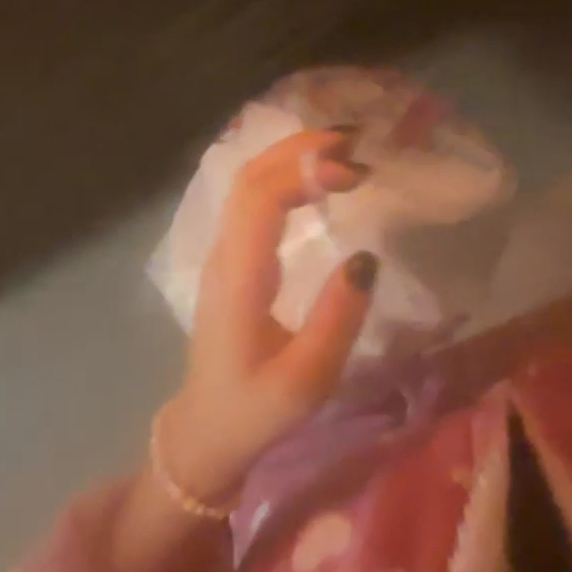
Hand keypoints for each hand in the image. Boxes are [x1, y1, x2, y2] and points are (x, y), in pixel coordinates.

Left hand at [159, 127, 379, 502]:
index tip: (358, 171)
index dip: (305, 169)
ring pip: (248, 185)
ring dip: (292, 159)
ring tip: (345, 152)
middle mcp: (224, 254)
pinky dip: (286, 179)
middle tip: (357, 142)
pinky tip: (317, 181)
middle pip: (250, 178)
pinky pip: (253, 203)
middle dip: (300, 149)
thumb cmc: (255, 410)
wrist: (205, 430)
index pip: (261, 198)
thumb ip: (336, 319)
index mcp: (239, 277)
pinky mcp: (232, 262)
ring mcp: (223, 255)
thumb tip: (366, 257)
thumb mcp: (307, 379)